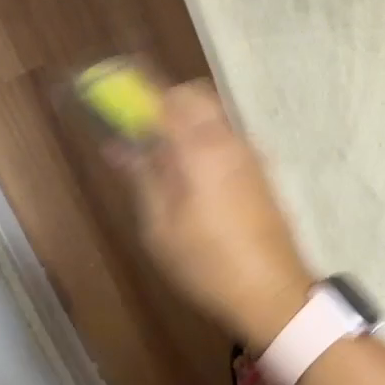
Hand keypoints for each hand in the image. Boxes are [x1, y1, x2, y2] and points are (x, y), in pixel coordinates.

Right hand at [119, 81, 315, 346]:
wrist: (273, 291)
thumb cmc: (208, 264)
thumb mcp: (161, 227)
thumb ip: (142, 177)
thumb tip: (119, 143)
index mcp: (200, 149)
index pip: (164, 97)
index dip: (133, 92)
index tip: (110, 99)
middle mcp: (229, 141)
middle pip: (194, 96)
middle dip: (164, 104)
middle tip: (140, 133)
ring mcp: (252, 155)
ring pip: (214, 116)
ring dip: (186, 123)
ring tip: (164, 162)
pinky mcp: (262, 173)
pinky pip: (228, 138)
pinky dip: (205, 141)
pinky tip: (192, 179)